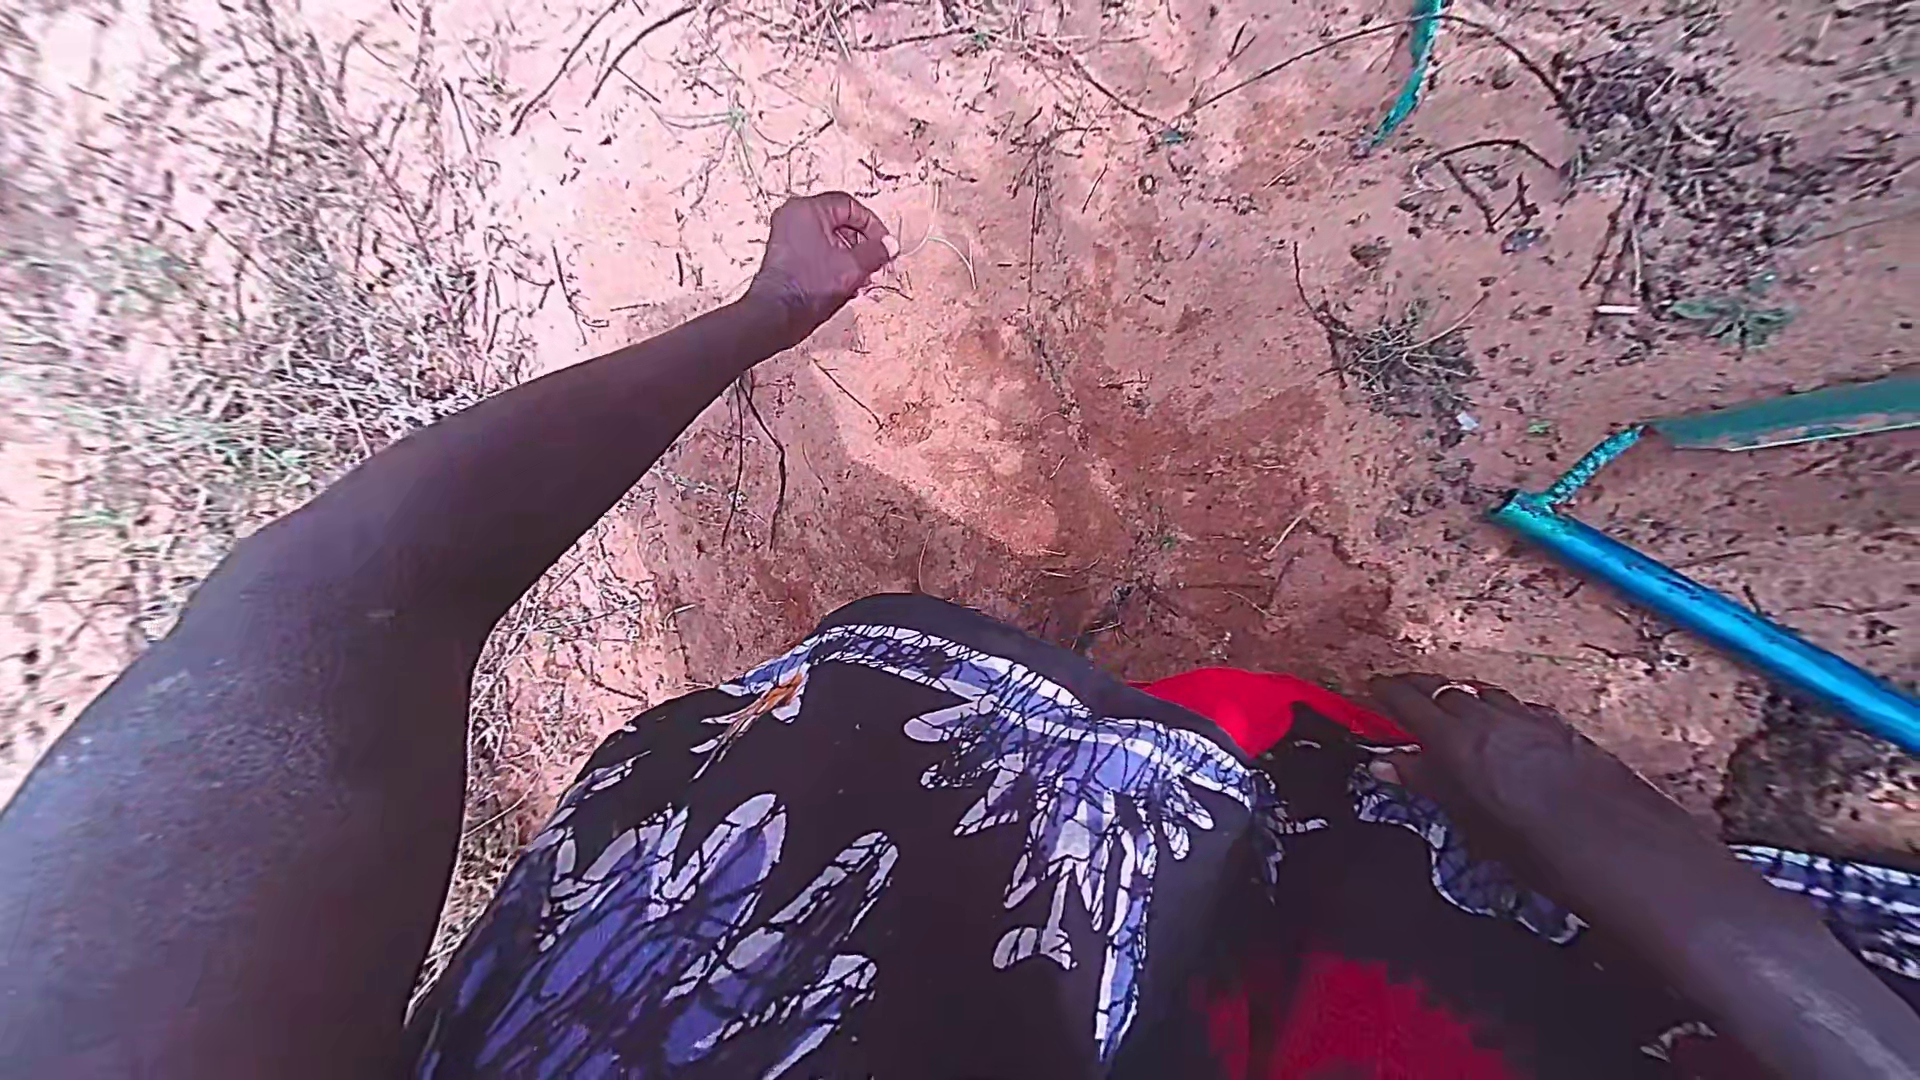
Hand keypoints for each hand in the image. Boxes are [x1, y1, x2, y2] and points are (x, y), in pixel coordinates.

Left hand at [746, 192, 893, 345]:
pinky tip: (847, 285)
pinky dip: (835, 265)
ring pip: (830, 240)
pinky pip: (818, 253)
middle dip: (863, 245)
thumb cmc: (808, 287)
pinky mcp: (787, 257)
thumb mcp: (852, 267)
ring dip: (851, 258)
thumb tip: (890, 245)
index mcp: (808, 209)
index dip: (872, 225)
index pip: (849, 205)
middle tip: (876, 264)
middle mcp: (794, 217)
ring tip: (864, 279)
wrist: (779, 314)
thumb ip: (876, 252)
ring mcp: (788, 237)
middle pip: (840, 223)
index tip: (884, 245)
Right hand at [1366, 673, 1704, 896]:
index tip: (1371, 689)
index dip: (1384, 691)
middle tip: (1402, 694)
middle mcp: (1490, 718)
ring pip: (1481, 693)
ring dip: (1459, 696)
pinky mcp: (1569, 731)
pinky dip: (1500, 709)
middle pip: (1442, 686)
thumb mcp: (1471, 821)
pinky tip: (1505, 730)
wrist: (1643, 866)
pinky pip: (1519, 707)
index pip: (1405, 699)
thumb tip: (1382, 764)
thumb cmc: (1542, 852)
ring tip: (1450, 712)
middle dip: (1417, 687)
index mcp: (1455, 739)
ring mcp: (1533, 721)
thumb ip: (1426, 782)